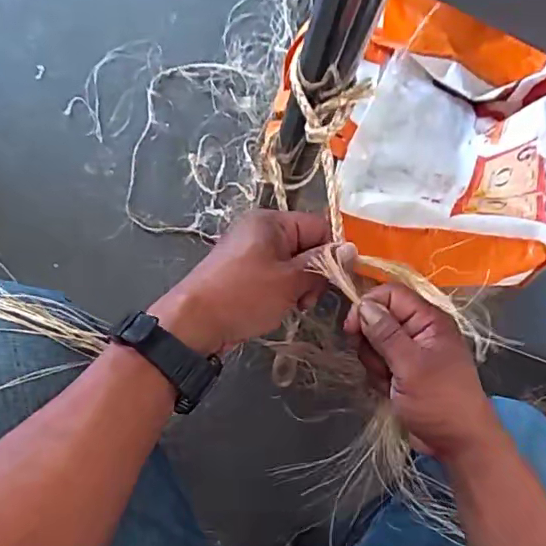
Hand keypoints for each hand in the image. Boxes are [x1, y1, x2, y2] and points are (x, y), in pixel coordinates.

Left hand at [151, 210, 335, 354]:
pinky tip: (279, 308)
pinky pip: (275, 277)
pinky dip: (282, 292)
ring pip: (292, 265)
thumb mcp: (289, 280)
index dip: (333, 252)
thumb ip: (321, 264)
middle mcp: (260, 231)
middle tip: (308, 298)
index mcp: (271, 222)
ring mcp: (250, 253)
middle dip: (314, 273)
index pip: (319, 227)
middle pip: (307, 246)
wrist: (194, 323)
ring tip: (294, 305)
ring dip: (300, 286)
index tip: (337, 280)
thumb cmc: (244, 296)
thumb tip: (351, 250)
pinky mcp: (242, 274)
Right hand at [342, 283, 502, 460]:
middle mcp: (420, 331)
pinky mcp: (404, 373)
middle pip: (379, 319)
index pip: (391, 294)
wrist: (458, 441)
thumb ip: (386, 334)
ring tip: (390, 383)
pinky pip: (380, 365)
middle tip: (381, 364)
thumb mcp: (410, 366)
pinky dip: (379, 378)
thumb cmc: (440, 401)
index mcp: (429, 320)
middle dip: (370, 342)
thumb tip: (364, 305)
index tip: (352, 329)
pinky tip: (390, 392)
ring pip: (375, 344)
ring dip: (375, 364)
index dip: (367, 306)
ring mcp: (411, 353)